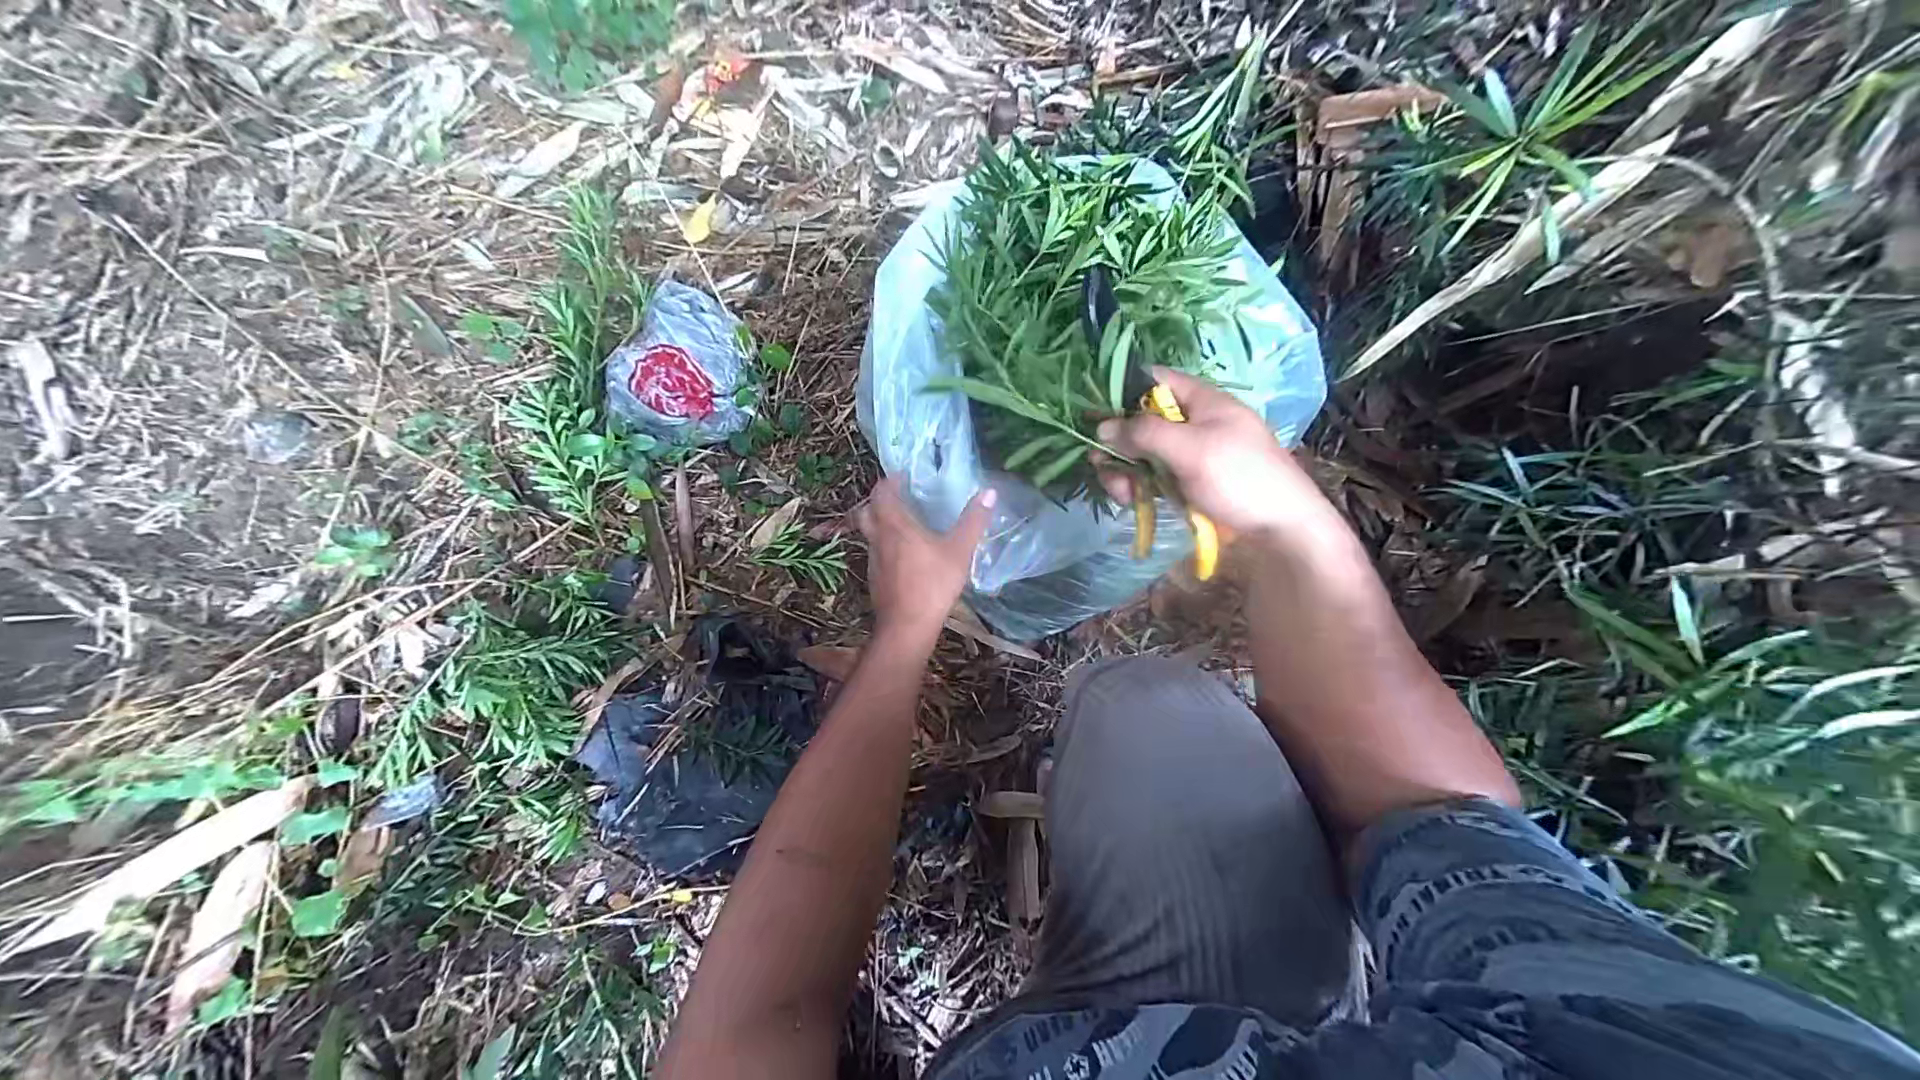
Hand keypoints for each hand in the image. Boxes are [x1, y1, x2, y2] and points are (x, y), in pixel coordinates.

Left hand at [852, 476, 995, 641]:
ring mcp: (873, 559)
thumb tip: (989, 493)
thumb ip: (973, 521)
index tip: (903, 477)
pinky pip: (876, 553)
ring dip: (881, 523)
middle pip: (867, 510)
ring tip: (903, 524)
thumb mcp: (959, 551)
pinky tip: (904, 555)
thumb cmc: (932, 584)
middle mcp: (878, 538)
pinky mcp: (875, 578)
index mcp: (894, 525)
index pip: (881, 492)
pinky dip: (885, 545)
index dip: (890, 481)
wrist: (906, 626)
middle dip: (880, 500)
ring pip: (869, 533)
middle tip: (899, 498)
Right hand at [1095, 367, 1347, 552]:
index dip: (1120, 392)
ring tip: (1122, 493)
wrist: (1279, 528)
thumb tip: (1102, 427)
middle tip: (1100, 464)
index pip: (1152, 380)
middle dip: (1118, 443)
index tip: (1094, 416)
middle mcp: (1191, 422)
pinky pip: (1151, 476)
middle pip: (1140, 420)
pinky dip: (1137, 486)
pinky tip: (1131, 500)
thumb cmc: (1240, 477)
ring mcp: (1188, 454)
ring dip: (1123, 469)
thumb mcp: (1190, 449)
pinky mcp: (1185, 482)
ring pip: (1141, 452)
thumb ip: (1144, 433)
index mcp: (1200, 400)